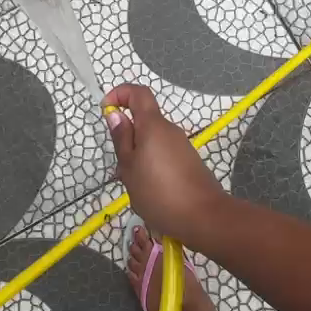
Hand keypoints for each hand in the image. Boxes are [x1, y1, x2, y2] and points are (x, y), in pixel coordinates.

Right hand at [104, 84, 227, 240]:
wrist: (205, 218)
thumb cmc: (160, 192)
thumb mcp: (130, 167)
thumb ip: (122, 139)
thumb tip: (116, 114)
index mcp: (153, 125)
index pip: (138, 92)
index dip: (119, 94)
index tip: (106, 111)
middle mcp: (169, 129)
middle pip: (144, 120)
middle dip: (127, 136)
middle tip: (120, 166)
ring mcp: (181, 146)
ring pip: (153, 141)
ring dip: (138, 155)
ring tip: (134, 184)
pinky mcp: (188, 161)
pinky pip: (163, 154)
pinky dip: (152, 164)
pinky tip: (149, 191)